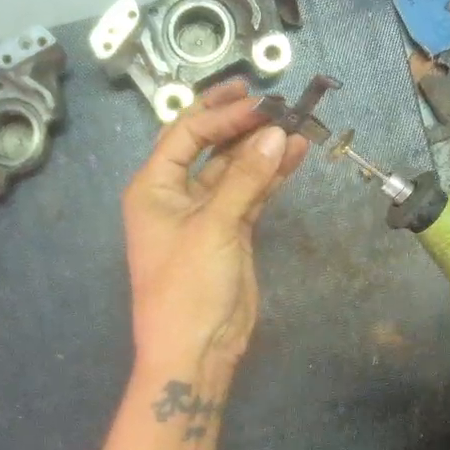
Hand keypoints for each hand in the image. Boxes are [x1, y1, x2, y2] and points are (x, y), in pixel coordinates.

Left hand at [122, 80, 309, 377]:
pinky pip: (250, 192)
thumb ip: (245, 178)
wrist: (194, 350)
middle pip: (206, 145)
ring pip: (233, 168)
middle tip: (273, 99)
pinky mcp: (230, 231)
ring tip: (297, 122)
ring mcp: (204, 213)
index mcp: (152, 187)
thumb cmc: (187, 286)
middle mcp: (174, 194)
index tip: (260, 102)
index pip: (184, 134)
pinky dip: (271, 175)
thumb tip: (277, 132)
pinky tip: (295, 154)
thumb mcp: (213, 227)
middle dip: (238, 122)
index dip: (220, 114)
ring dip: (261, 147)